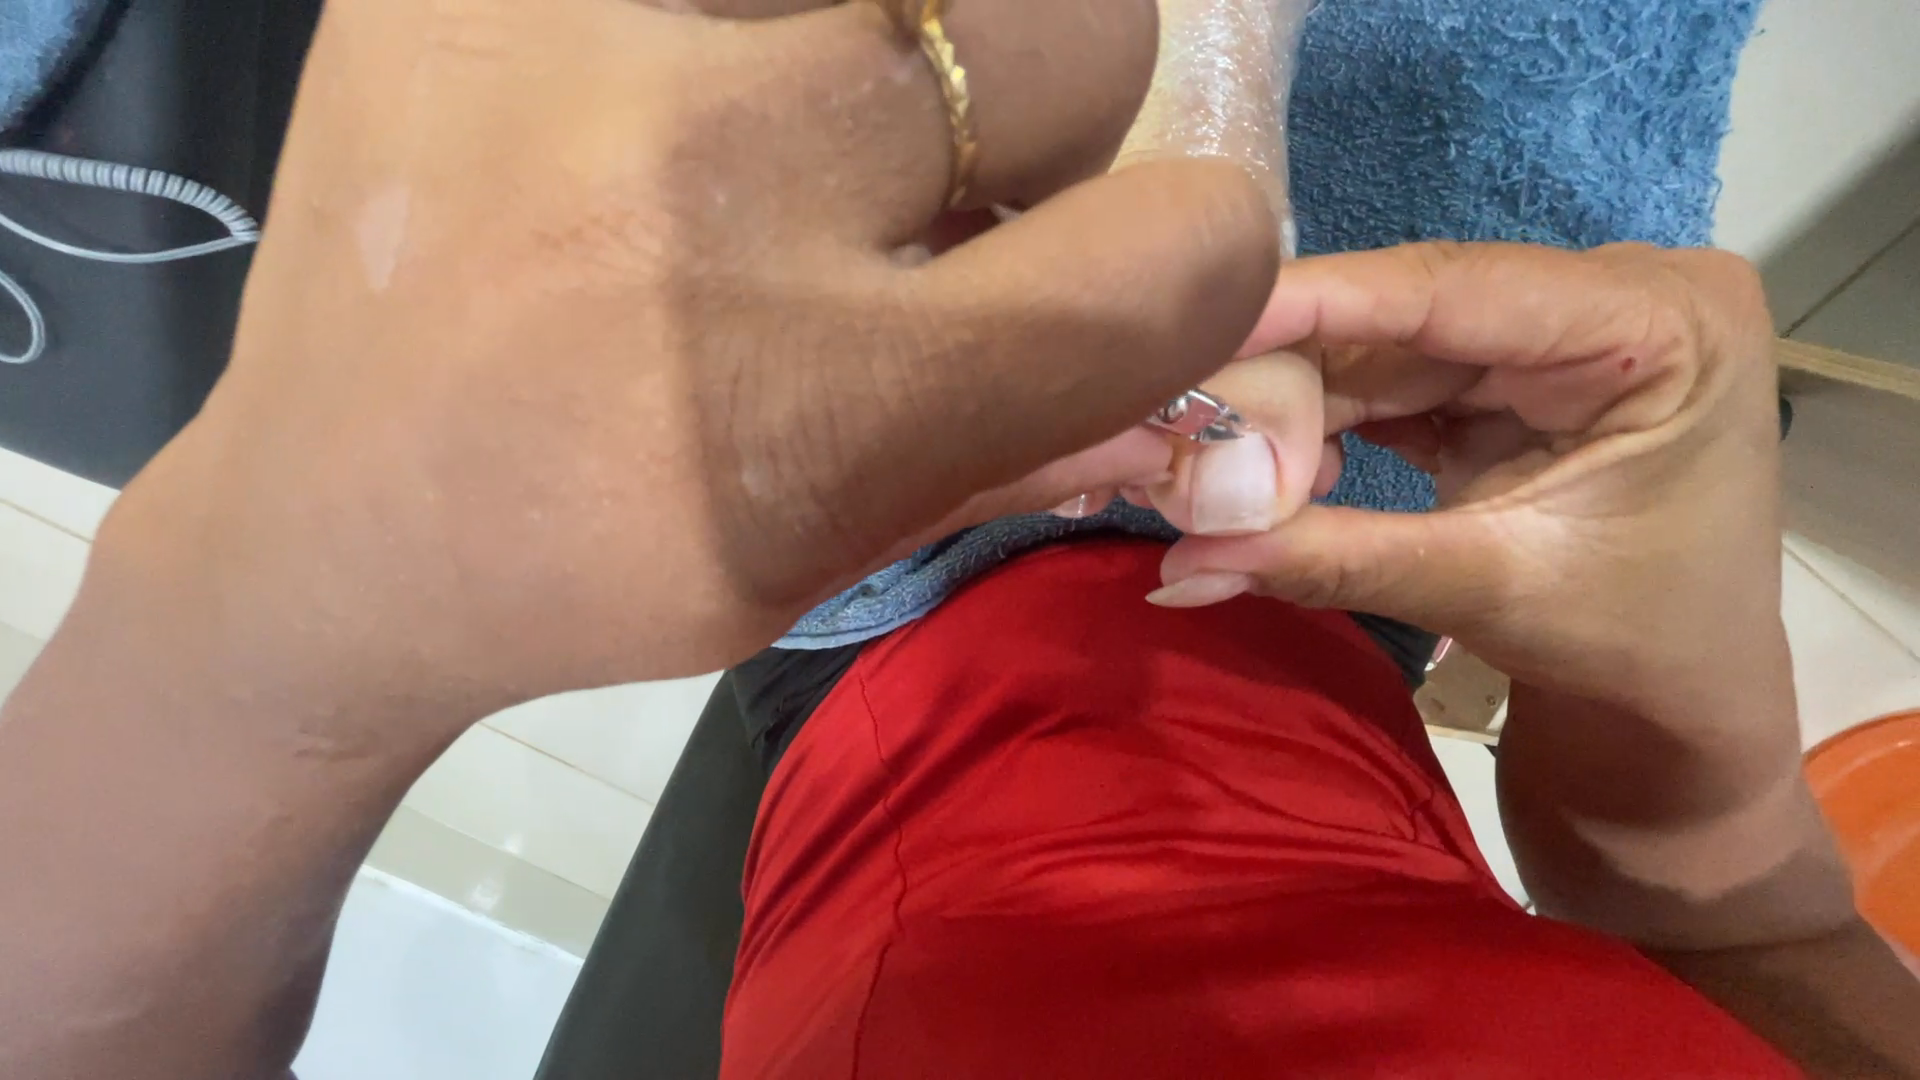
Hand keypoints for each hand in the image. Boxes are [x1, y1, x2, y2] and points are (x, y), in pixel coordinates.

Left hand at [96, 0, 1277, 716]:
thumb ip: (1040, 449)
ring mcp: (588, 42)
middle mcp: (736, 190)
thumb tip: (1213, 377)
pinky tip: (678, 104)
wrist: (340, 530)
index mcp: (843, 395)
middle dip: (1053, 128)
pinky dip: (767, 28)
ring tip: (789, 150)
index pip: (1185, 249)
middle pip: (1086, 27)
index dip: (1202, 260)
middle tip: (937, 201)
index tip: (1130, 280)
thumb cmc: (620, 571)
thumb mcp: (841, 555)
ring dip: (916, 56)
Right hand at [1152, 241, 1786, 723]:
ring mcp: (1538, 339)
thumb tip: (1180, 568)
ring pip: (1370, 355)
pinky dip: (1315, 429)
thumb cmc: (1632, 638)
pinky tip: (1272, 469)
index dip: (1310, 305)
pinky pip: (1378, 387)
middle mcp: (1595, 302)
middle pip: (1393, 321)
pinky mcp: (1493, 380)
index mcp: (1652, 324)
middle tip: (1177, 428)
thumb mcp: (1481, 589)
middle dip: (1280, 377)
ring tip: (1208, 460)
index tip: (1196, 327)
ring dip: (1285, 411)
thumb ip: (1327, 561)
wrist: (1670, 685)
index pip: (1446, 290)